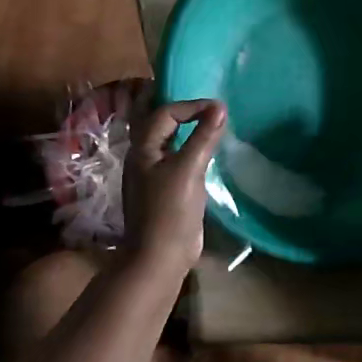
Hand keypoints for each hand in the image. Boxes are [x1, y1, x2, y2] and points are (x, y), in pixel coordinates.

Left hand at [125, 98, 225, 272]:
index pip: (166, 113)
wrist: (161, 256)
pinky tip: (208, 153)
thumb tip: (219, 108)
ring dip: (188, 130)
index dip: (191, 106)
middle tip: (209, 105)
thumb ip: (203, 137)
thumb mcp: (189, 170)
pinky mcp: (167, 191)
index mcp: (142, 149)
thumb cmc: (170, 211)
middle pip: (161, 124)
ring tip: (212, 123)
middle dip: (183, 112)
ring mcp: (154, 175)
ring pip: (169, 142)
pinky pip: (178, 161)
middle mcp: (144, 157)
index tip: (219, 109)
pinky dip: (192, 150)